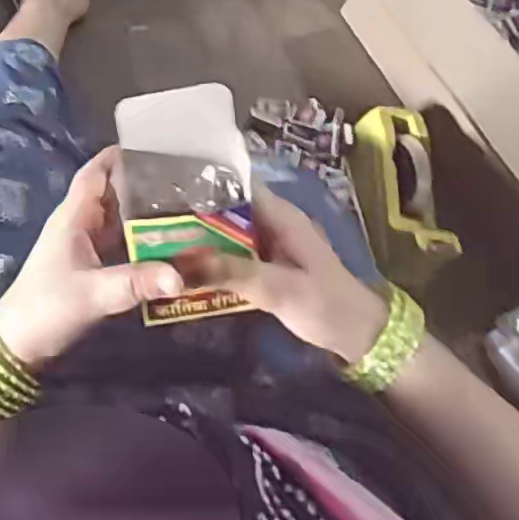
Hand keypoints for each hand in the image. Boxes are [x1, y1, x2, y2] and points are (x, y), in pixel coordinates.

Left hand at [0, 146, 185, 367]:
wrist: (19, 343)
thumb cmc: (48, 307)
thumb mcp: (94, 293)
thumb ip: (136, 282)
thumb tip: (180, 277)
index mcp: (73, 217)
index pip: (94, 174)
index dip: (116, 157)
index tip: (147, 146)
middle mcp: (78, 224)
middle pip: (110, 192)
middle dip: (139, 182)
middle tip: (180, 178)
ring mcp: (82, 245)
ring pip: (115, 217)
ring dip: (141, 211)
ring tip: (181, 205)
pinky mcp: (88, 265)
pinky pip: (117, 240)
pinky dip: (138, 237)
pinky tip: (164, 242)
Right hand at [173, 188, 388, 363]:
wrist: (361, 336)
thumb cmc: (325, 304)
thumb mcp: (277, 289)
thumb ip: (231, 273)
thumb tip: (180, 265)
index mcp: (280, 215)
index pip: (236, 184)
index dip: (204, 182)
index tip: (169, 189)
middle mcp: (273, 221)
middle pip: (227, 207)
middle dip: (194, 213)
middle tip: (157, 220)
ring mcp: (271, 243)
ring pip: (228, 230)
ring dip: (201, 236)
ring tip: (163, 239)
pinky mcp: (268, 263)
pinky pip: (234, 251)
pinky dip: (213, 256)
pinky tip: (189, 266)